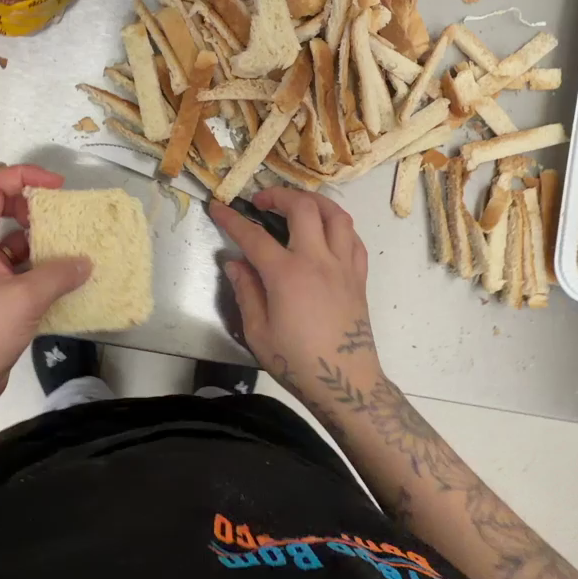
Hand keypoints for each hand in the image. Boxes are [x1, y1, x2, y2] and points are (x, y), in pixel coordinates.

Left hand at [0, 165, 90, 407]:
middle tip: (63, 219)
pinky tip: (63, 284)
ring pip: (12, 246)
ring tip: (71, 252)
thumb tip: (86, 262)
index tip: (56, 187)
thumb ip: (59, 274)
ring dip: (40, 244)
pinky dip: (40, 273)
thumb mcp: (26, 299)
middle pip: (0, 212)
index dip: (22, 177)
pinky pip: (18, 274)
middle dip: (33, 209)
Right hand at [209, 188, 379, 400]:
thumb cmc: (297, 361)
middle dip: (279, 195)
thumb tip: (235, 264)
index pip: (254, 236)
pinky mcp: (359, 277)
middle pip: (303, 208)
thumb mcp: (258, 332)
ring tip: (297, 205)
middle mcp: (318, 260)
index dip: (233, 219)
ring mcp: (343, 266)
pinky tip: (325, 232)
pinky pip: (353, 238)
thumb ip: (246, 292)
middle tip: (262, 201)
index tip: (218, 207)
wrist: (345, 382)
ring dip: (314, 202)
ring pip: (336, 215)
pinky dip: (337, 226)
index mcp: (287, 274)